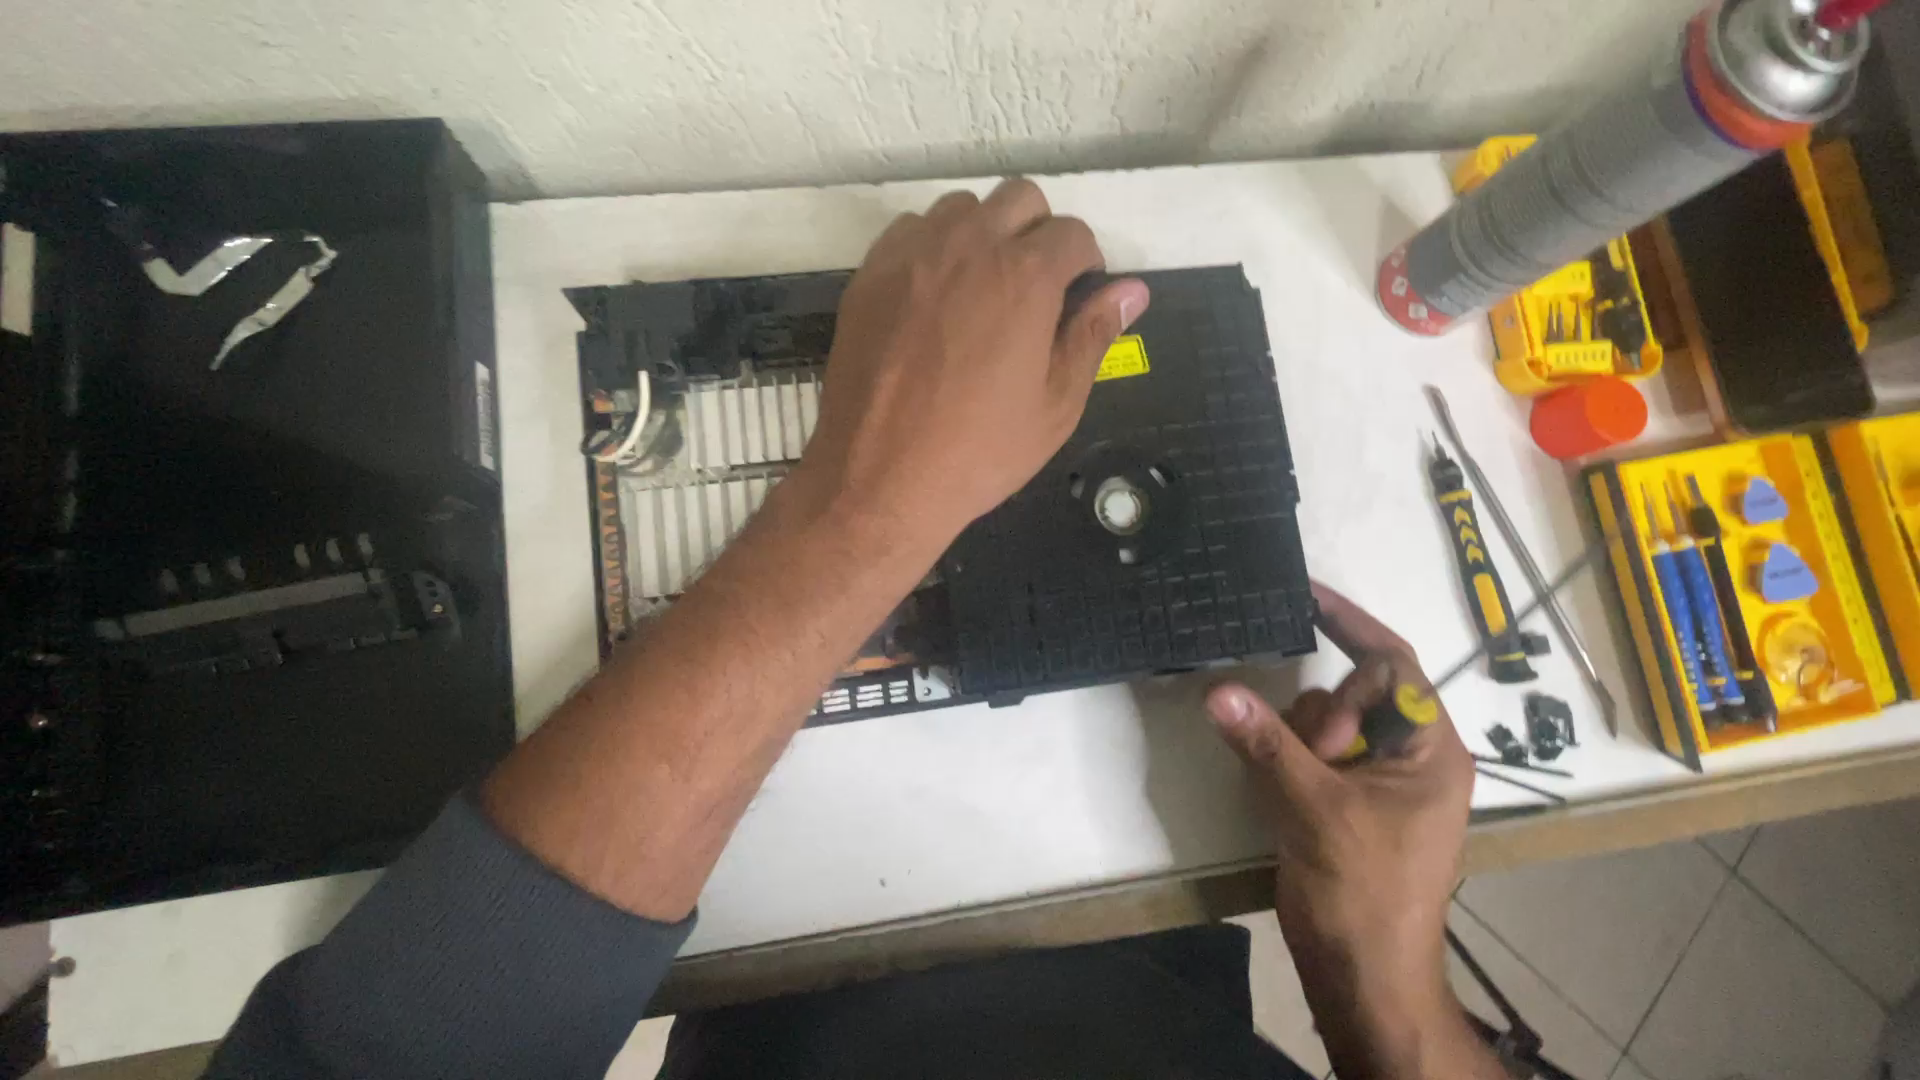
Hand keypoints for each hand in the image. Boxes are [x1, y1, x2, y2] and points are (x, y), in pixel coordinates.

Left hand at [794, 178, 1149, 543]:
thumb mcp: (1055, 407)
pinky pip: (910, 232)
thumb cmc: (978, 453)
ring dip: (984, 235)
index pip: (1073, 233)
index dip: (1085, 263)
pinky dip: (932, 249)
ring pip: (962, 209)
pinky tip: (932, 299)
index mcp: (1025, 277)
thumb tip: (1132, 291)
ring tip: (981, 291)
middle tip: (1034, 289)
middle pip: (1020, 199)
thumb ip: (1093, 337)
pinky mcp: (869, 275)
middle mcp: (968, 247)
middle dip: (1039, 233)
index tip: (1076, 297)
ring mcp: (912, 256)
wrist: (879, 478)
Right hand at [1207, 582, 1483, 1077]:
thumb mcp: (1315, 809)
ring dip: (1298, 739)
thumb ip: (1266, 743)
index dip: (1352, 627)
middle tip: (1310, 760)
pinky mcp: (1343, 800)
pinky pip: (1309, 752)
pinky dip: (1287, 758)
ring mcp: (1374, 780)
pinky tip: (1277, 788)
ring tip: (1294, 788)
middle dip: (1320, 715)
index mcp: (1429, 750)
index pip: (1394, 666)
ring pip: (1324, 721)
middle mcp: (1408, 756)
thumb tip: (1218, 691)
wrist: (1360, 972)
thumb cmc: (1363, 890)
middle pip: (1353, 691)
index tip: (1304, 596)